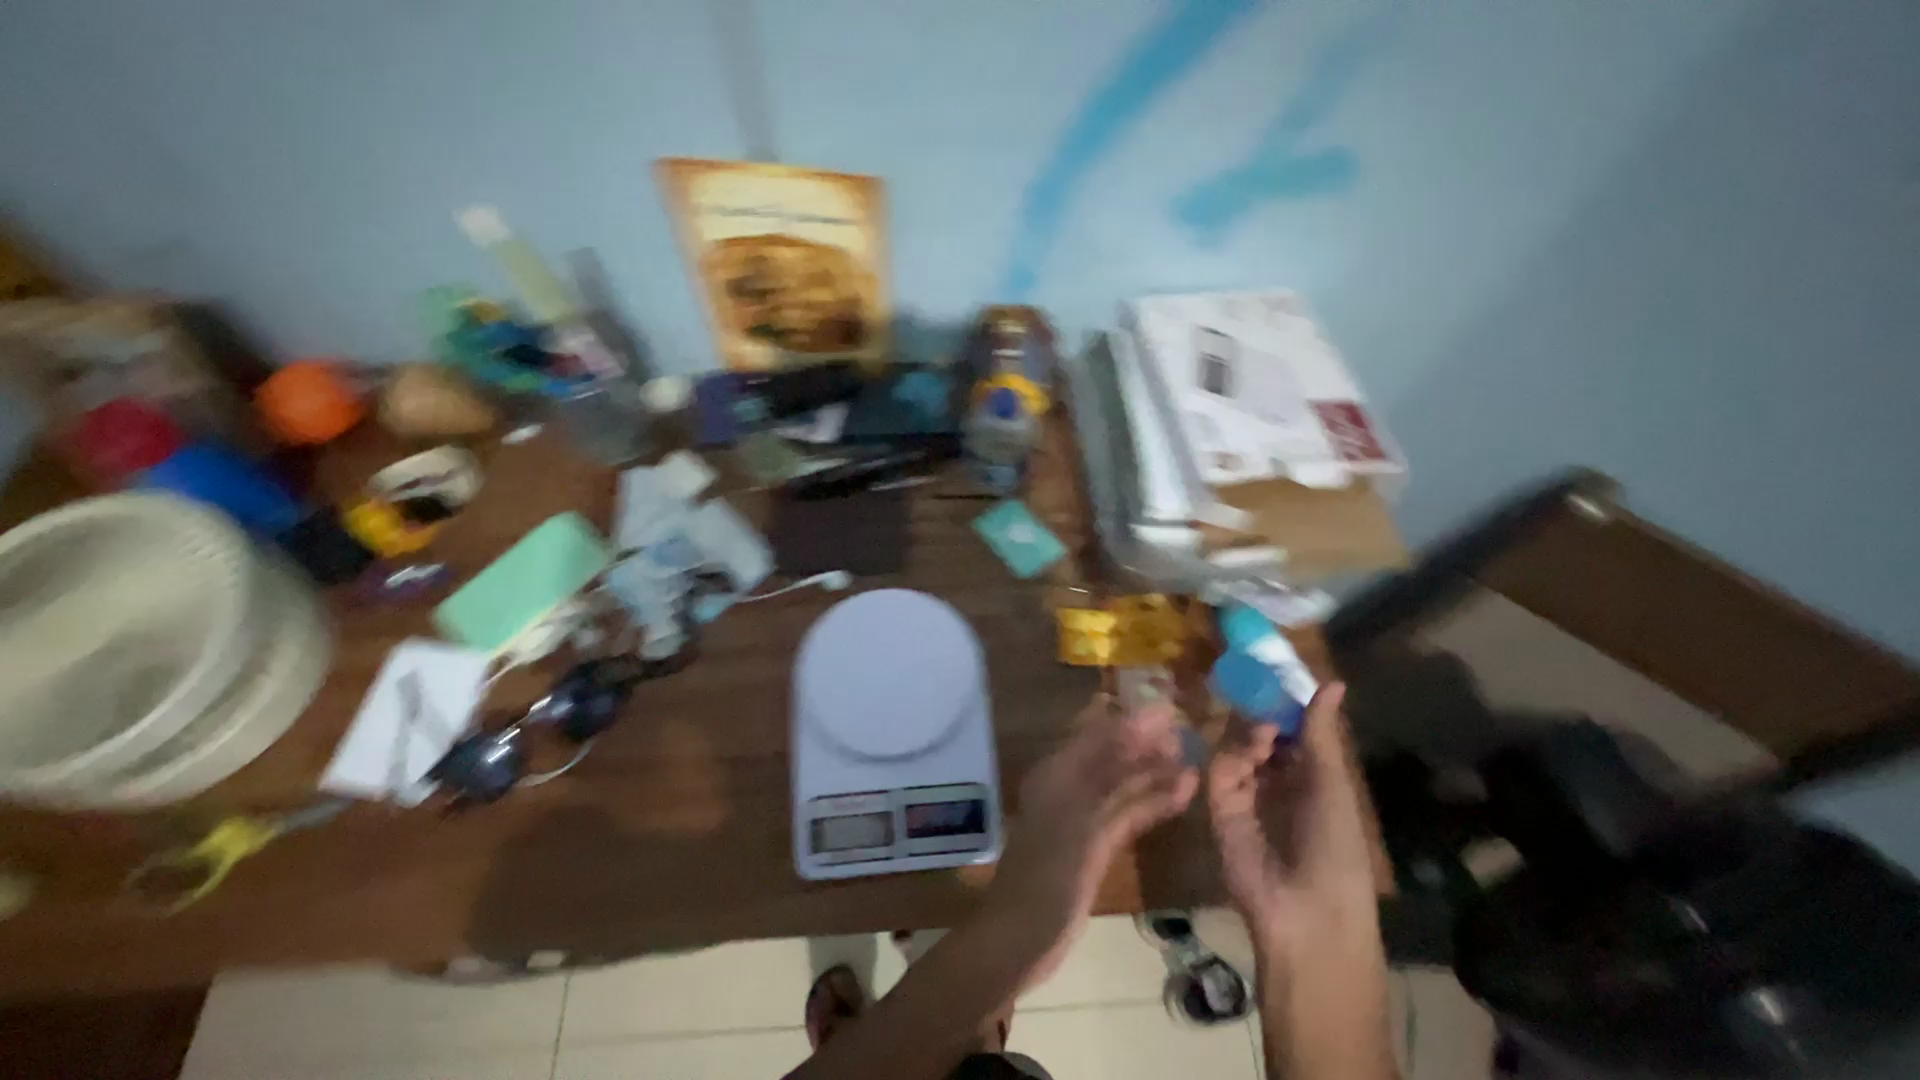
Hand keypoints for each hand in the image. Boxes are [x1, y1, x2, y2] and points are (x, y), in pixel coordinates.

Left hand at [988, 696, 1198, 974]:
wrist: (1022, 937)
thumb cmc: (1048, 873)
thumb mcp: (1083, 821)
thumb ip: (1120, 778)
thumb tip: (1150, 730)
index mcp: (1056, 772)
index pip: (1097, 731)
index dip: (1132, 718)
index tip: (1172, 706)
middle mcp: (1066, 787)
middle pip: (1111, 756)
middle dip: (1147, 744)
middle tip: (1192, 733)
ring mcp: (1080, 817)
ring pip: (1121, 785)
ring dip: (1154, 774)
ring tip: (1195, 762)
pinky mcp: (1092, 846)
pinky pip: (1125, 814)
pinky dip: (1151, 804)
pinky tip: (1182, 796)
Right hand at [1206, 683, 1376, 951]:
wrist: (1307, 912)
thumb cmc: (1336, 847)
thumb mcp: (1333, 785)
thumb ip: (1321, 733)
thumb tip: (1333, 681)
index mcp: (1312, 779)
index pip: (1294, 731)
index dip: (1286, 704)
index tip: (1277, 672)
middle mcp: (1277, 784)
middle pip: (1261, 736)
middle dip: (1261, 712)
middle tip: (1257, 686)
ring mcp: (1246, 796)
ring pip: (1238, 748)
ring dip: (1250, 733)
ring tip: (1265, 729)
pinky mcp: (1219, 810)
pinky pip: (1219, 772)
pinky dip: (1232, 756)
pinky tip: (1252, 750)